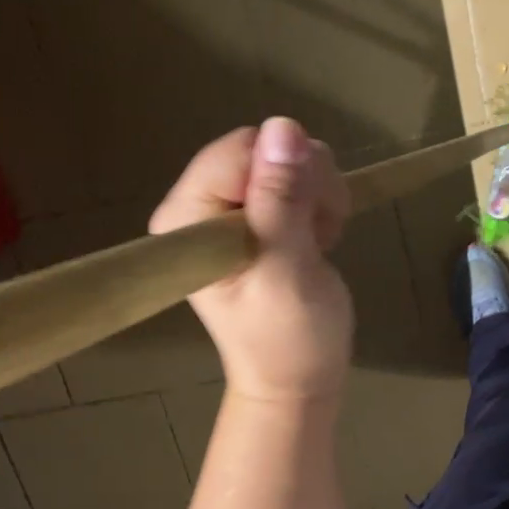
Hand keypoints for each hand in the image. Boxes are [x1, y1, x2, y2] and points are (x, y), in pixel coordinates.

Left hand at [150, 117, 353, 401]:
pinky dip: (319, 204)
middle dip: (304, 184)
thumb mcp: (286, 271)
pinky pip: (299, 178)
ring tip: (317, 242)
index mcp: (188, 216)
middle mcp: (202, 204)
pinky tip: (318, 239)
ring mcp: (232, 210)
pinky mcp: (261, 216)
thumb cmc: (289, 340)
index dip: (282, 175)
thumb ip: (281, 200)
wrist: (301, 383)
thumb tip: (282, 126)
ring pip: (289, 160)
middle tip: (314, 237)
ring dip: (318, 195)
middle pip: (264, 149)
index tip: (303, 221)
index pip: (239, 150)